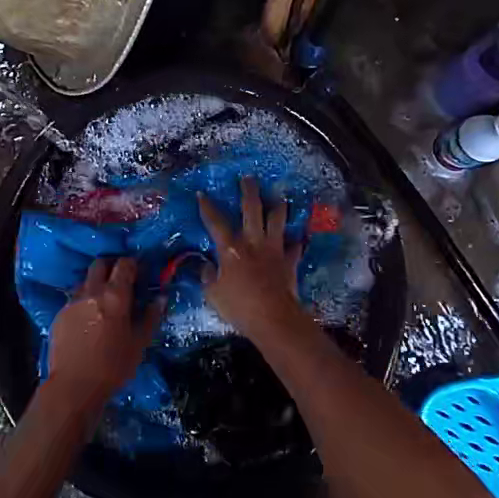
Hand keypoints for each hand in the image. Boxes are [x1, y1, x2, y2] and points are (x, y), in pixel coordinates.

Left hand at [46, 257, 162, 412]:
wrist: (74, 385)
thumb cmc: (113, 366)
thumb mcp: (139, 343)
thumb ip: (151, 317)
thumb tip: (160, 297)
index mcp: (115, 295)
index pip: (124, 265)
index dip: (133, 264)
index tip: (140, 272)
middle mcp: (92, 291)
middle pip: (100, 264)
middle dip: (111, 266)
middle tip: (121, 281)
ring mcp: (73, 300)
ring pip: (85, 279)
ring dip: (96, 282)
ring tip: (104, 300)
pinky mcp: (60, 313)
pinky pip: (74, 297)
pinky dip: (84, 300)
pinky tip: (89, 317)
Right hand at [198, 176, 307, 340]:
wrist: (274, 319)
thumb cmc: (239, 306)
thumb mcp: (212, 293)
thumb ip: (206, 276)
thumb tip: (204, 266)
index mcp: (230, 248)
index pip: (215, 221)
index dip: (207, 207)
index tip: (202, 194)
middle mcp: (253, 242)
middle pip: (252, 208)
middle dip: (249, 191)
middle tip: (248, 178)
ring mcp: (274, 250)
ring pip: (278, 219)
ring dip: (278, 206)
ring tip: (278, 196)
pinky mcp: (290, 261)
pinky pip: (294, 246)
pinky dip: (294, 241)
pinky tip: (296, 238)